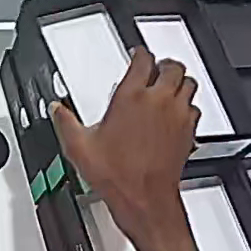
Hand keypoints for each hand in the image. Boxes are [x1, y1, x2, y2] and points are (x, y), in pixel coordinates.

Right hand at [50, 47, 198, 244]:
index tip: (137, 54)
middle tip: (154, 67)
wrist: (144, 198)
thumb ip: (66, 122)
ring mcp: (177, 114)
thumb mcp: (79, 146)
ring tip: (167, 84)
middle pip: (171, 66)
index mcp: (131, 97)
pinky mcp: (188, 130)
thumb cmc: (117, 175)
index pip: (142, 60)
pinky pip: (193, 107)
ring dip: (177, 81)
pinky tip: (174, 112)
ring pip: (188, 83)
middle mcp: (158, 101)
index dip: (139, 53)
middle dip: (162, 64)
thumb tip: (57, 109)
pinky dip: (185, 104)